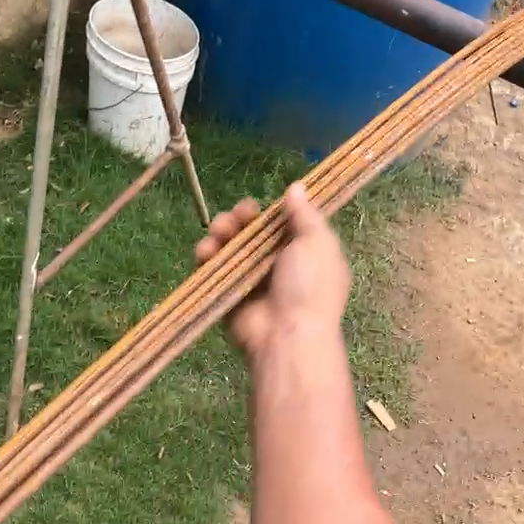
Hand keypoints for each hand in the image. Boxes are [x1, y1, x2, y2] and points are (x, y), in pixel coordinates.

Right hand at [193, 183, 351, 362]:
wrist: (289, 335)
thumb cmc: (310, 286)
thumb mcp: (318, 243)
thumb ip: (305, 215)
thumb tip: (296, 188)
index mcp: (302, 253)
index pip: (278, 225)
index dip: (265, 213)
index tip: (256, 208)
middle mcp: (276, 267)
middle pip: (249, 234)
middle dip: (238, 220)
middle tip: (234, 218)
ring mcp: (250, 283)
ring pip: (228, 249)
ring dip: (220, 234)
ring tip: (217, 233)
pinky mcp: (228, 297)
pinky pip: (212, 272)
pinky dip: (206, 258)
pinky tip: (205, 252)